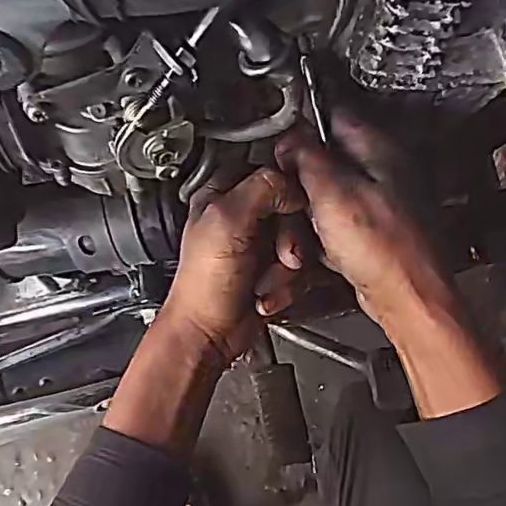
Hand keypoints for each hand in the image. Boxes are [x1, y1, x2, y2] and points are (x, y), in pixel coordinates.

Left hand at [157, 166, 308, 365]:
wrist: (207, 335)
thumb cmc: (203, 286)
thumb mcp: (228, 221)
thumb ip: (262, 188)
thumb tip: (292, 184)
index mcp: (223, 194)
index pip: (270, 170)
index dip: (287, 190)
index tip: (291, 209)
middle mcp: (243, 217)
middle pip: (294, 210)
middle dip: (291, 240)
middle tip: (282, 254)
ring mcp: (260, 246)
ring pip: (302, 243)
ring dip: (287, 271)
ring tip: (264, 283)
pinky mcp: (274, 272)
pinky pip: (302, 271)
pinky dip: (287, 288)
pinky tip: (264, 296)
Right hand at [276, 110, 502, 418]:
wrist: (407, 298)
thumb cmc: (385, 250)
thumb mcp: (332, 193)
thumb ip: (307, 159)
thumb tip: (290, 139)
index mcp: (378, 149)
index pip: (331, 117)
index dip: (299, 133)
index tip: (282, 153)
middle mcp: (382, 173)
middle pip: (324, 165)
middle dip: (300, 188)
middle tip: (293, 205)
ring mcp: (377, 205)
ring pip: (325, 201)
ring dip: (307, 220)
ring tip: (307, 239)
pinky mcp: (371, 236)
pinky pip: (333, 230)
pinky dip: (321, 242)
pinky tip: (320, 255)